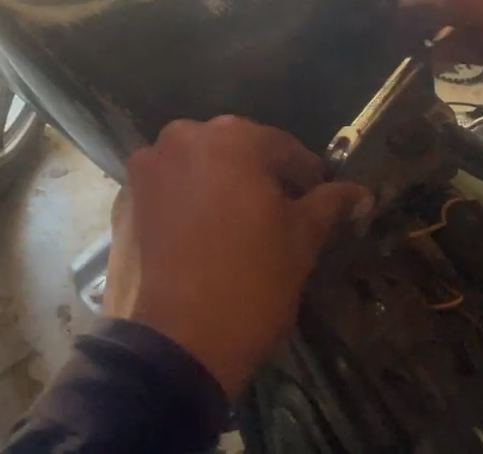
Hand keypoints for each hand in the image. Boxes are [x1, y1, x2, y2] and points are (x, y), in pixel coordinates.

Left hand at [104, 116, 371, 397]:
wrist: (173, 346)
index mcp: (232, 138)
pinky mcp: (122, 201)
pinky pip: (165, 192)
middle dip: (257, 177)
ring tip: (233, 230)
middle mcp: (184, 137)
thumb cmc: (250, 283)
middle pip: (234, 150)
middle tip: (277, 217)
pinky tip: (195, 240)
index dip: (306, 176)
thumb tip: (360, 192)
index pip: (283, 147)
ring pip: (196, 167)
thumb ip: (330, 205)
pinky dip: (181, 205)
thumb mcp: (302, 242)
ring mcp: (147, 168)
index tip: (318, 201)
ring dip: (216, 186)